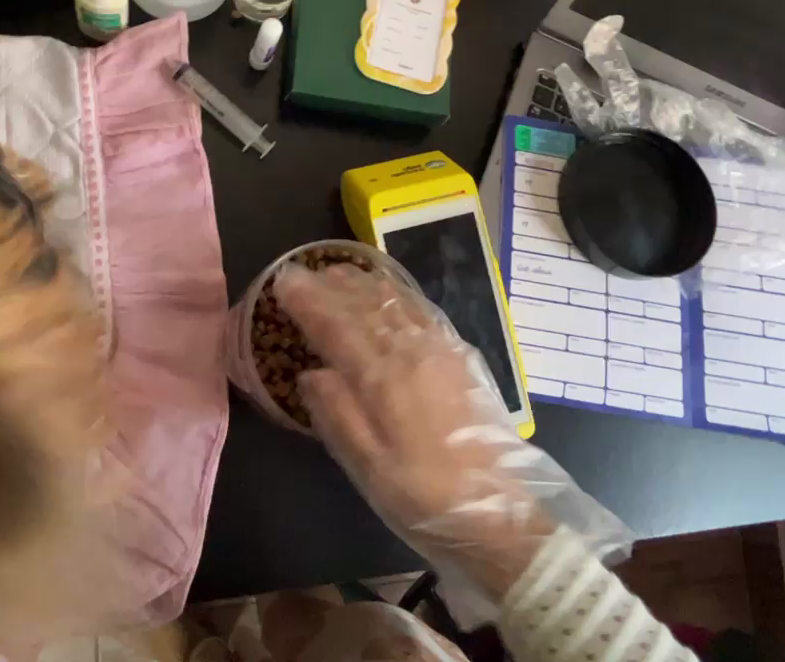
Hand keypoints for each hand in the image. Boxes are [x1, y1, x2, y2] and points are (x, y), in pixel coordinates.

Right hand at [275, 263, 555, 596]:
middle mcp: (410, 350)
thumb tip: (310, 372)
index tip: (281, 281)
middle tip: (300, 272)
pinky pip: (421, 307)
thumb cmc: (424, 497)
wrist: (503, 513)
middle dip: (328, 284)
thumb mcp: (367, 468)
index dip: (306, 300)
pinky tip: (387, 290)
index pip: (335, 325)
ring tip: (336, 272)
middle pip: (363, 303)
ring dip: (361, 282)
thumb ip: (335, 414)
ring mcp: (440, 347)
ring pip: (393, 299)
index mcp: (381, 378)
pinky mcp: (461, 354)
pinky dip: (396, 291)